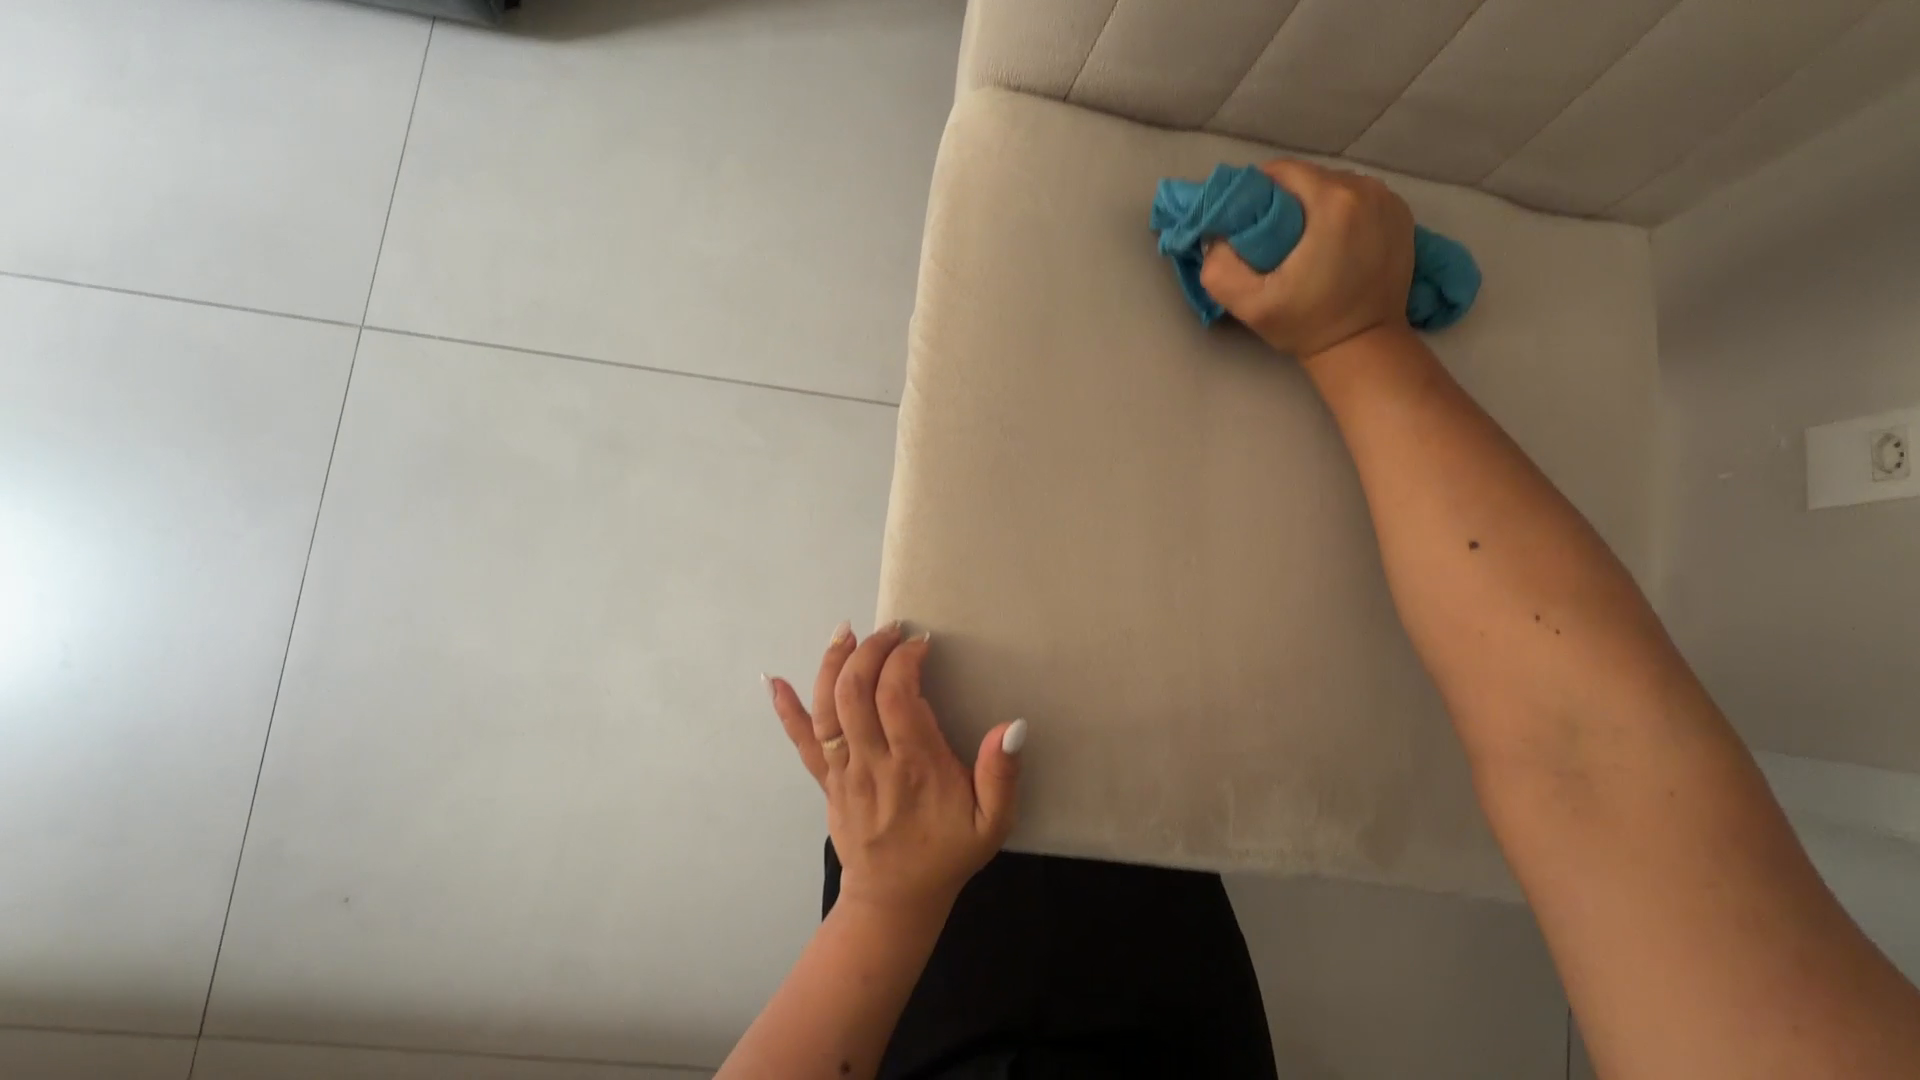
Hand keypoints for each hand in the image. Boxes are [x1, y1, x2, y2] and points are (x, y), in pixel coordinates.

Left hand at [768, 622, 1024, 919]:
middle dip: (869, 651)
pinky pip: (802, 742)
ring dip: (832, 665)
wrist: (894, 901)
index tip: (921, 643)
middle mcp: (871, 763)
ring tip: (846, 631)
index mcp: (914, 767)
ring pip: (826, 709)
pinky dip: (786, 710)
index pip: (897, 697)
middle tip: (891, 630)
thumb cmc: (947, 854)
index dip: (904, 660)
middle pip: (855, 693)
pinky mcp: (826, 781)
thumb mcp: (992, 822)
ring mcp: (842, 772)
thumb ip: (1000, 774)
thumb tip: (1011, 726)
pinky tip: (775, 681)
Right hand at [1200, 159, 1416, 362]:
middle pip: (1309, 176)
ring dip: (1312, 206)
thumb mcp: (1249, 304)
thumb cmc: (1305, 325)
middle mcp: (1365, 189)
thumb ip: (1220, 267)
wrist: (1364, 347)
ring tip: (1300, 243)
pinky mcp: (1401, 214)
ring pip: (1333, 185)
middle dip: (1284, 201)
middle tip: (1270, 239)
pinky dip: (1339, 213)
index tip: (1246, 224)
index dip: (1256, 192)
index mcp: (1331, 201)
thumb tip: (1217, 237)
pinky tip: (1331, 244)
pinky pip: (1358, 199)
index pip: (1280, 171)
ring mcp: (1388, 200)